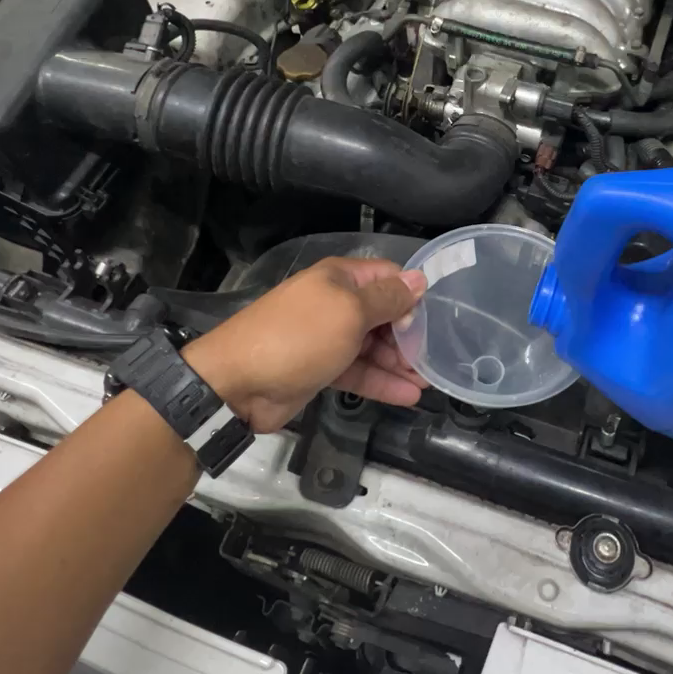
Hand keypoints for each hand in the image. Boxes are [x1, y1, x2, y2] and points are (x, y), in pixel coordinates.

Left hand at [181, 258, 427, 431]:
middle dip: (409, 334)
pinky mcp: (322, 369)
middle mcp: (335, 303)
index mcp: (340, 278)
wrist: (237, 382)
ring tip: (428, 381)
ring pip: (373, 347)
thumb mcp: (349, 312)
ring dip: (399, 363)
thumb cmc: (298, 337)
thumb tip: (419, 279)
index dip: (412, 295)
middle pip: (384, 314)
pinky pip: (359, 372)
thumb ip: (387, 299)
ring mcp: (327, 338)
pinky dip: (381, 382)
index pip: (388, 277)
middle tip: (435, 357)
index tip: (435, 319)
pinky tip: (408, 396)